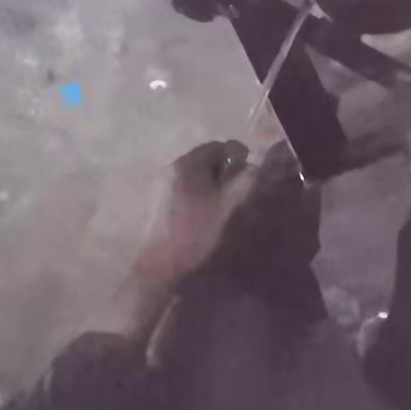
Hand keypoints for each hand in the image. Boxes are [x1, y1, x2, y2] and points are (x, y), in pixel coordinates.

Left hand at [131, 141, 257, 288]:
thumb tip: (253, 167)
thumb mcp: (224, 207)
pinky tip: (201, 210)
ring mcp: (161, 182)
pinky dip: (196, 189)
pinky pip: (182, 184)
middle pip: (204, 157)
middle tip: (235, 190)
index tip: (247, 175)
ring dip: (210, 180)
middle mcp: (171, 167)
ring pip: (193, 172)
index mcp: (187, 164)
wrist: (159, 263)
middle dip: (223, 169)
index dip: (237, 156)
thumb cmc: (194, 232)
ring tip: (220, 202)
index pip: (217, 146)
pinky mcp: (156, 197)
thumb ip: (241, 182)